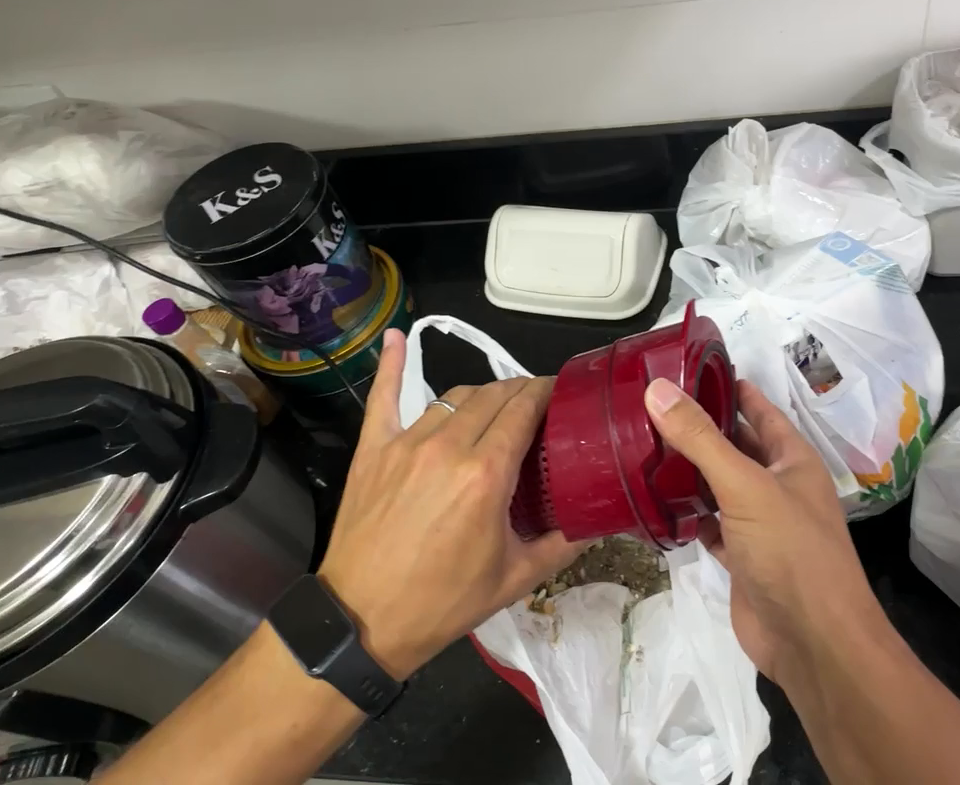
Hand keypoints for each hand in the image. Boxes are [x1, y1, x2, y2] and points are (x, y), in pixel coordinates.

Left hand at [313, 329, 583, 679]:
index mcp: (487, 474)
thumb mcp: (514, 579)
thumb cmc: (442, 602)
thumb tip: (599, 520)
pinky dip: (389, 364)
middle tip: (535, 403)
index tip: (560, 393)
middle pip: (493, 394)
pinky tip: (395, 337)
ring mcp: (407, 442)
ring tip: (496, 402)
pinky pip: (383, 395)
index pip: (524, 409)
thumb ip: (562, 544)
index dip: (546, 392)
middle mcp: (448, 446)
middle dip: (520, 390)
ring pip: (454, 395)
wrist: (360, 621)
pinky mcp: (374, 448)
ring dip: (482, 392)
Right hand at [645, 377, 883, 686]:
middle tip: (647, 407)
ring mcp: (760, 524)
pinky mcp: (741, 558)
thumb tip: (657, 388)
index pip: (759, 410)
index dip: (729, 388)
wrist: (812, 641)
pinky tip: (655, 501)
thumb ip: (701, 439)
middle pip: (735, 447)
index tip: (685, 369)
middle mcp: (778, 486)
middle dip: (700, 429)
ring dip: (688, 471)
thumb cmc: (790, 550)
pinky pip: (710, 524)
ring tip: (641, 446)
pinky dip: (687, 514)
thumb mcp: (745, 485)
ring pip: (719, 486)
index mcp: (793, 459)